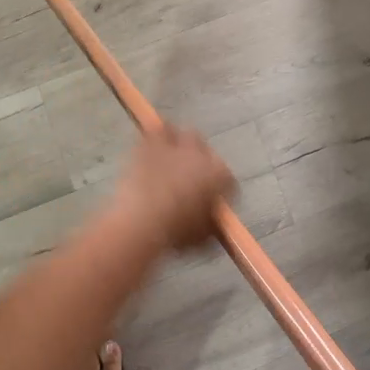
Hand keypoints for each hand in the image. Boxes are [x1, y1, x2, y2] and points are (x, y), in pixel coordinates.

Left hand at [111, 123, 234, 249]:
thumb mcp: (202, 237)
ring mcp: (176, 145)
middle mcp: (202, 155)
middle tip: (190, 176)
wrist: (141, 219)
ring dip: (180, 144)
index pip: (228, 180)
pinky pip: (157, 132)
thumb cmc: (176, 231)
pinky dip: (156, 139)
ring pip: (184, 134)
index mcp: (219, 176)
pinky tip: (150, 148)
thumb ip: (211, 224)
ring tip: (171, 157)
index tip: (212, 200)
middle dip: (201, 161)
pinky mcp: (152, 142)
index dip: (220, 190)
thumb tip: (212, 222)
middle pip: (207, 152)